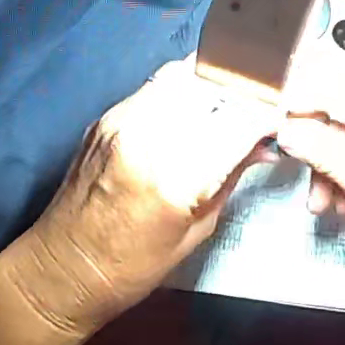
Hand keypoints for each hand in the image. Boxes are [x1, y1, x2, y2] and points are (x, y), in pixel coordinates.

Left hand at [6, 58, 276, 338]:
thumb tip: (264, 145)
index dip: (267, 115)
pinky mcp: (105, 117)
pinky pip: (155, 87)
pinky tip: (196, 104)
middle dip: (243, 93)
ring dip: (214, 84)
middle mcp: (146, 138)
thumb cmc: (133, 267)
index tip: (281, 118)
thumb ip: (230, 178)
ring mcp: (121, 121)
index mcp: (174, 179)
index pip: (237, 123)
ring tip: (231, 100)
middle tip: (260, 104)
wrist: (63, 266)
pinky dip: (183, 88)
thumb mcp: (195, 231)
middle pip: (211, 89)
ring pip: (182, 77)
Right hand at [273, 75, 344, 272]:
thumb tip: (286, 129)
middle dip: (309, 144)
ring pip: (341, 131)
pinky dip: (344, 171)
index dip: (291, 110)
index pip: (320, 84)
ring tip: (324, 201)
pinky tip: (343, 200)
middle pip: (329, 108)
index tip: (274, 135)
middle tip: (297, 171)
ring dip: (325, 165)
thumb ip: (321, 149)